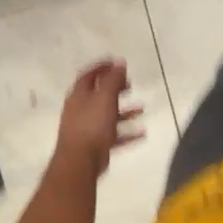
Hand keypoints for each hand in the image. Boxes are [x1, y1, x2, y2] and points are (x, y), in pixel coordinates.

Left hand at [52, 60, 143, 177]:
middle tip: (130, 85)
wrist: (80, 161)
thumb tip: (120, 62)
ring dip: (125, 111)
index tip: (117, 62)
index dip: (102, 67)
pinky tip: (142, 133)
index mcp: (79, 96)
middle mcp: (80, 109)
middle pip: (98, 94)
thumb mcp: (105, 98)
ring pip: (107, 114)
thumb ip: (113, 80)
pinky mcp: (94, 143)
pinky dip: (127, 131)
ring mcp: (86, 127)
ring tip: (141, 109)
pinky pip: (113, 134)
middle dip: (115, 88)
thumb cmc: (92, 126)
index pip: (88, 75)